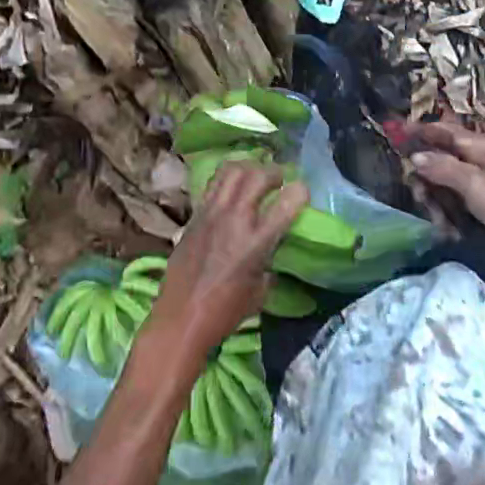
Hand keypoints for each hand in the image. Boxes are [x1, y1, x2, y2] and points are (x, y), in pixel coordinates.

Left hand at [151, 161, 308, 355]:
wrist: (181, 316)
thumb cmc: (225, 312)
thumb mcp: (259, 292)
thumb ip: (268, 265)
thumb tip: (270, 253)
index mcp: (256, 242)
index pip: (285, 203)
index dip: (300, 191)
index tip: (303, 190)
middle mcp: (234, 219)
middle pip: (257, 175)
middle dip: (274, 172)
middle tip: (279, 180)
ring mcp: (211, 213)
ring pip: (232, 171)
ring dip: (249, 168)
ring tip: (254, 176)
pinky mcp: (195, 215)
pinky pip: (213, 185)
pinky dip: (227, 180)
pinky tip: (232, 190)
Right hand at [403, 121, 484, 246]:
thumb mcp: (474, 184)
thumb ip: (443, 168)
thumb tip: (415, 157)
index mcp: (476, 145)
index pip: (439, 129)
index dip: (416, 131)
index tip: (393, 136)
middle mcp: (476, 155)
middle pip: (438, 156)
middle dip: (425, 176)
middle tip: (420, 197)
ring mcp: (480, 175)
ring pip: (444, 178)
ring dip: (436, 198)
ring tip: (438, 220)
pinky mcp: (483, 194)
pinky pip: (455, 195)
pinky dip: (448, 208)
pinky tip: (449, 227)